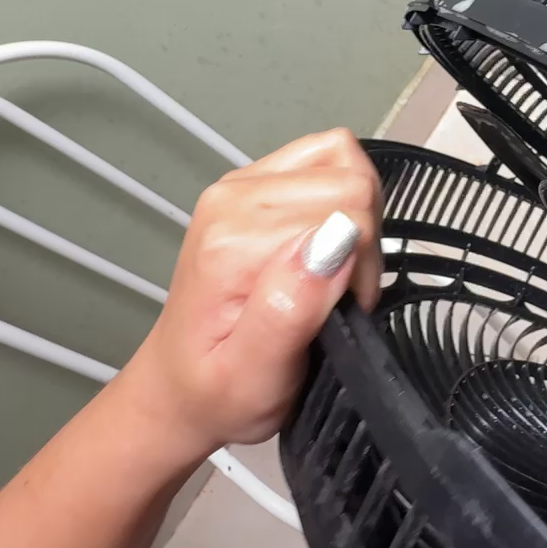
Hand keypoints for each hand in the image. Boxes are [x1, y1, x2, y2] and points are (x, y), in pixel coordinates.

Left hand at [117, 128, 383, 450]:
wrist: (181, 386)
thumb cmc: (220, 393)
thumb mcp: (254, 379)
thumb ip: (289, 310)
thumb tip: (335, 241)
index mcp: (232, 239)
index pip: (348, 212)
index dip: (365, 265)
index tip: (345, 310)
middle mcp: (235, 195)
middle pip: (350, 180)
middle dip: (365, 239)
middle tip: (343, 293)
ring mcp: (244, 180)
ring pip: (345, 158)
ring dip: (359, 212)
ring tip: (339, 266)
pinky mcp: (258, 177)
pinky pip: (327, 154)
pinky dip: (345, 191)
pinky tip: (331, 237)